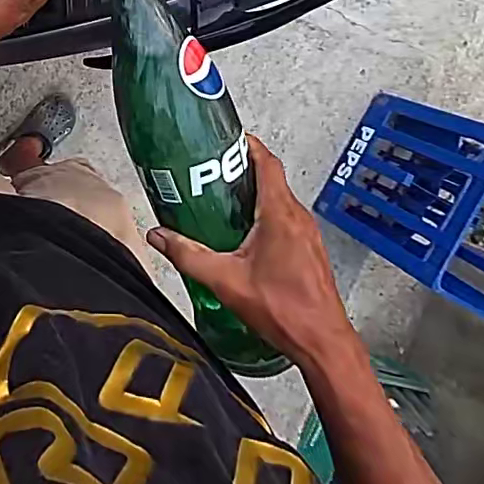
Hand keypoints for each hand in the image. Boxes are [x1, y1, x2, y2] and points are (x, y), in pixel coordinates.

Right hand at [146, 135, 355, 366]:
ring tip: (224, 198)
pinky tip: (244, 232)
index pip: (267, 163)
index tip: (229, 138)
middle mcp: (298, 219)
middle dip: (243, 169)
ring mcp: (307, 235)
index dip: (249, 146)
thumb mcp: (225, 280)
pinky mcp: (310, 250)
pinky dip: (265, 213)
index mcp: (279, 215)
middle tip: (215, 169)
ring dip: (254, 192)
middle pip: (272, 178)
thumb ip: (188, 255)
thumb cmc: (286, 312)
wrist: (324, 345)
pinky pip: (286, 218)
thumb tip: (160, 236)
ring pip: (280, 199)